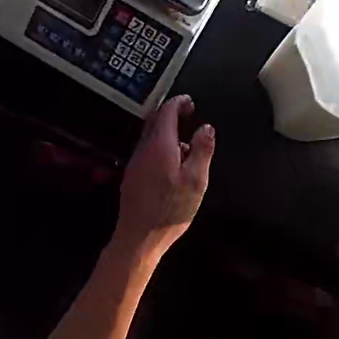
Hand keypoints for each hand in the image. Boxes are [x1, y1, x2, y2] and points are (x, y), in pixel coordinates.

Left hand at [113, 95, 214, 254]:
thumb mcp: (196, 180)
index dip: (179, 103)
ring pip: (149, 136)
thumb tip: (206, 128)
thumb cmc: (170, 209)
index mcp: (160, 145)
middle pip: (154, 121)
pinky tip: (171, 163)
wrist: (139, 236)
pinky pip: (146, 150)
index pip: (166, 112)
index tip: (189, 102)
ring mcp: (135, 162)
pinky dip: (159, 146)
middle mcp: (144, 149)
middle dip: (170, 113)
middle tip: (187, 114)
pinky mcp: (132, 175)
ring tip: (185, 143)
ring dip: (165, 131)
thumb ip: (202, 151)